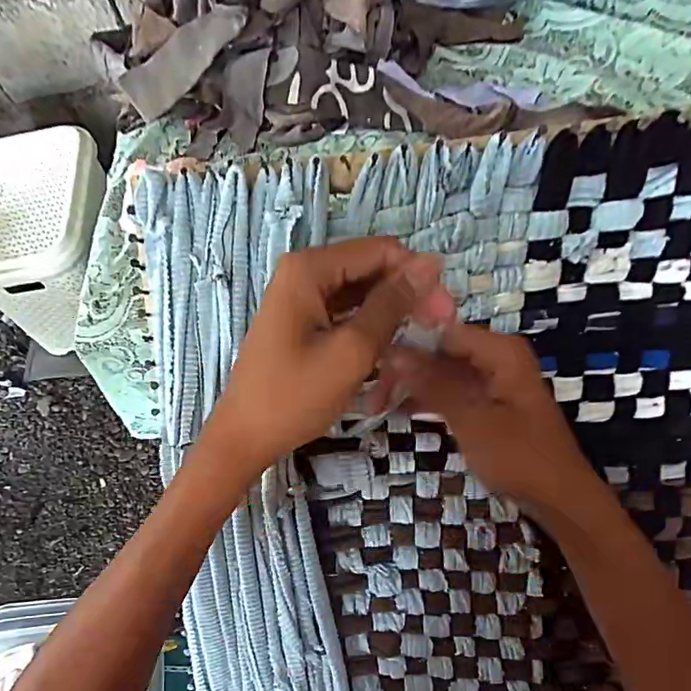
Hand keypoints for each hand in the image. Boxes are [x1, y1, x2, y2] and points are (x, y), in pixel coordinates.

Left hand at [200, 237, 452, 477]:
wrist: (245, 437)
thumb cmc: (294, 397)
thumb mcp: (351, 351)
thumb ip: (391, 305)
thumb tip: (430, 264)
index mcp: (309, 269)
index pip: (381, 252)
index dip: (418, 277)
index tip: (445, 314)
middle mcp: (302, 273)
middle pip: (371, 269)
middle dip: (406, 294)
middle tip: (437, 330)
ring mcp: (299, 298)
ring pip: (360, 292)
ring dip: (391, 313)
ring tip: (418, 342)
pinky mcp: (301, 322)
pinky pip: (344, 313)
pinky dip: (368, 327)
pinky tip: (388, 349)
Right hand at [379, 324, 605, 521]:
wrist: (558, 497)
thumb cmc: (519, 456)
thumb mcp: (471, 419)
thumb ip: (433, 383)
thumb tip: (393, 352)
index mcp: (500, 351)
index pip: (442, 329)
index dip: (406, 340)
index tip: (371, 358)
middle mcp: (496, 357)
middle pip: (440, 350)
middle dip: (405, 369)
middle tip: (370, 394)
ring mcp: (492, 381)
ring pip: (442, 373)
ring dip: (412, 387)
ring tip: (375, 404)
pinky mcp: (487, 403)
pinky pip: (452, 391)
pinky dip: (429, 400)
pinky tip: (399, 411)